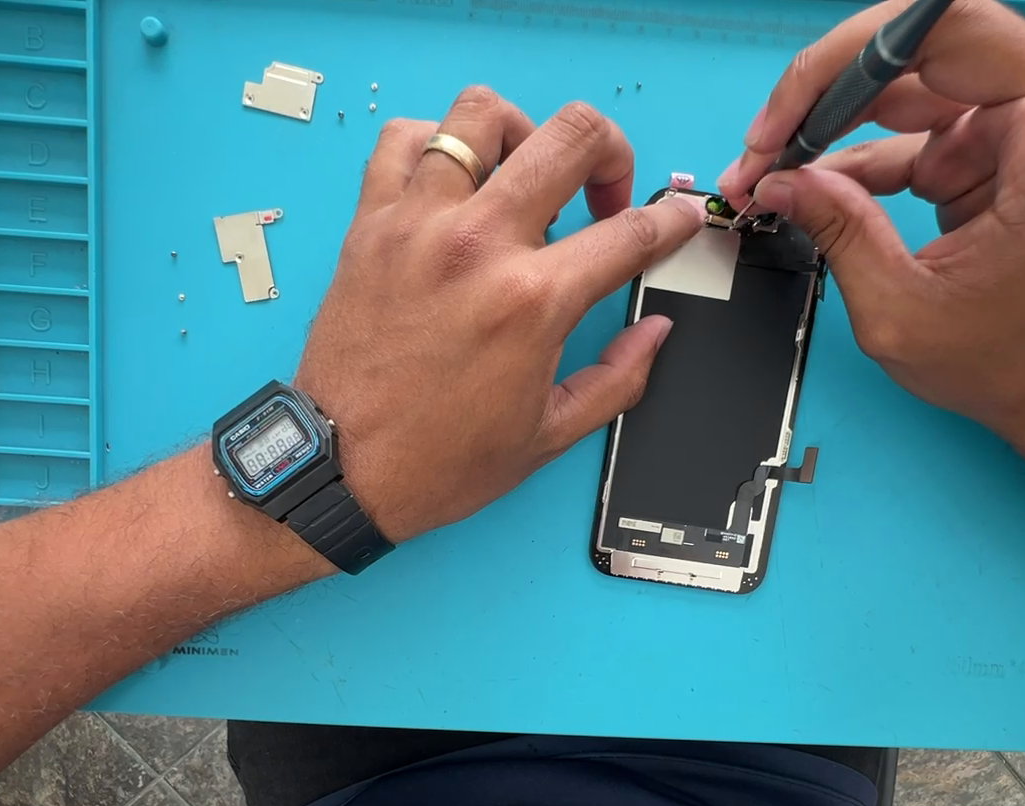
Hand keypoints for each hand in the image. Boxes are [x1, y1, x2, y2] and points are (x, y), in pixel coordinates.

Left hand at [293, 88, 704, 541]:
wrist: (344, 471)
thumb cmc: (441, 461)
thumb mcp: (549, 435)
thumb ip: (617, 379)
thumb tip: (654, 332)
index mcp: (534, 303)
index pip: (630, 233)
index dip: (671, 220)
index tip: (679, 218)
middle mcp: (479, 245)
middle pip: (572, 137)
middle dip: (612, 154)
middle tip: (606, 196)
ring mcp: (418, 225)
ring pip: (483, 116)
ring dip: (524, 136)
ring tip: (527, 181)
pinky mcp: (371, 226)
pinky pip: (406, 140)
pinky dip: (440, 143)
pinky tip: (455, 183)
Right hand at [716, 0, 1024, 446]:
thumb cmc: (1000, 356)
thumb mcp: (900, 314)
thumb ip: (843, 238)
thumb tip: (777, 181)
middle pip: (944, 34)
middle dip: (838, 74)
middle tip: (765, 135)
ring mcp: (1008, 124)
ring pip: (910, 67)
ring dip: (825, 109)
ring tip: (761, 163)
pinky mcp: (977, 142)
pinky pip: (897, 121)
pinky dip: (840, 147)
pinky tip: (793, 177)